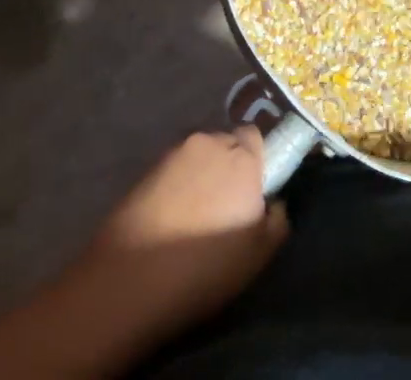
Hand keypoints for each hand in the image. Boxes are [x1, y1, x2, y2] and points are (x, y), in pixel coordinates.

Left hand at [72, 128, 287, 339]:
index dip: (258, 160)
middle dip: (229, 167)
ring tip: (198, 215)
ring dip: (202, 176)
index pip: (255, 136)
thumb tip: (273, 202)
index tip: (257, 189)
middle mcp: (206, 144)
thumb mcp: (260, 253)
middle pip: (224, 144)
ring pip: (197, 157)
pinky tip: (174, 217)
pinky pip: (174, 170)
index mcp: (240, 157)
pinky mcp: (145, 169)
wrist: (134, 275)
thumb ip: (276, 218)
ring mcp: (171, 154)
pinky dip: (178, 185)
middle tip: (228, 206)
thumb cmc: (207, 264)